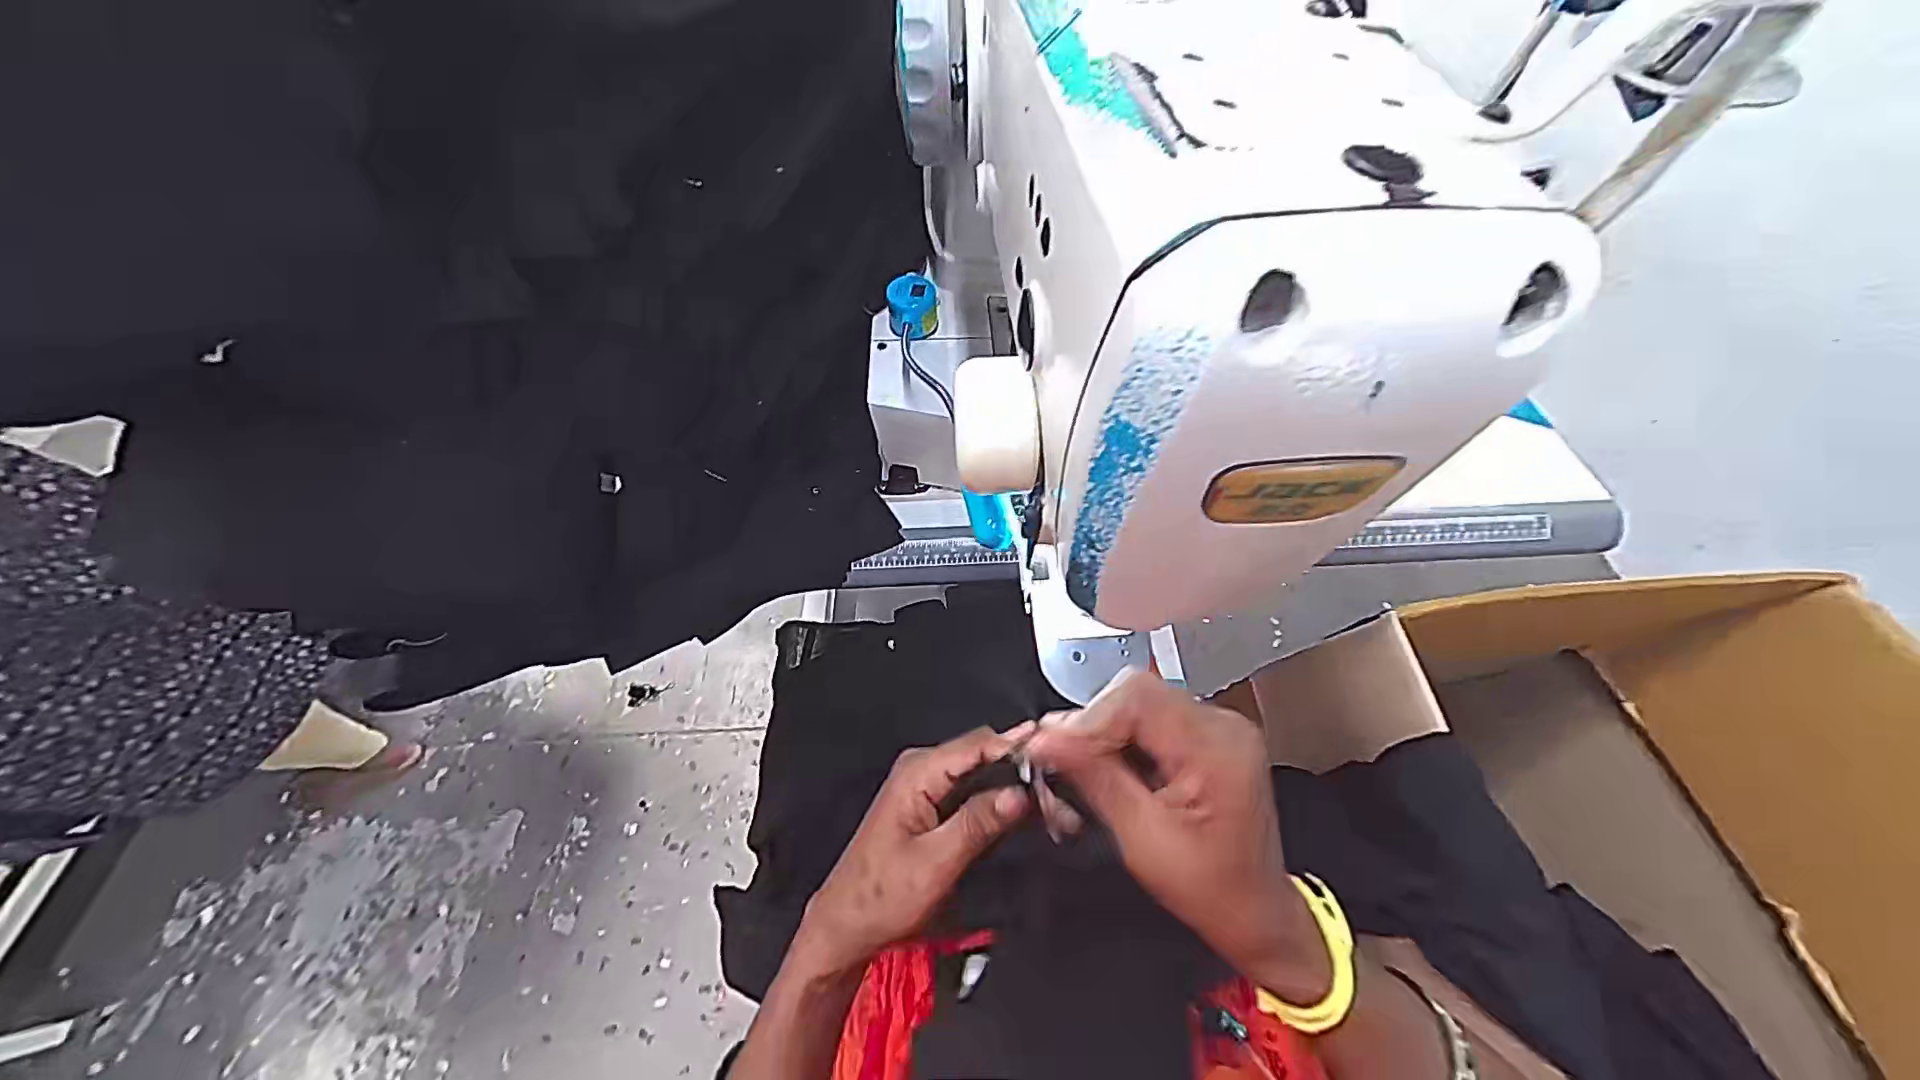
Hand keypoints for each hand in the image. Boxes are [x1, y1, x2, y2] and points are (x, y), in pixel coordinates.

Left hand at [797, 726, 1032, 973]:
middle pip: (982, 752)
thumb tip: (1017, 794)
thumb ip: (977, 824)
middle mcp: (919, 771)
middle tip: (1053, 794)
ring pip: (979, 771)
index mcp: (917, 774)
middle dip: (1019, 769)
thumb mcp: (935, 863)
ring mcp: (924, 786)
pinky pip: (970, 788)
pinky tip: (1015, 815)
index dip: (1018, 750)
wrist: (847, 924)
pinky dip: (995, 799)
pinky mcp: (930, 803)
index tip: (1052, 764)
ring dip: (1010, 786)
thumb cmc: (878, 897)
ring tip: (1043, 806)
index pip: (979, 743)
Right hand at [1024, 670, 1330, 1001]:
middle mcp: (1222, 727)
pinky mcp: (1204, 732)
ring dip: (1103, 731)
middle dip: (1092, 725)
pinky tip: (1115, 768)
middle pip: (1134, 692)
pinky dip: (1121, 737)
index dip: (1087, 719)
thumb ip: (1093, 778)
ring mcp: (1216, 726)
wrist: (1252, 910)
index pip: (1136, 697)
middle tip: (1064, 760)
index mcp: (1216, 749)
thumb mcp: (1142, 838)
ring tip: (1089, 770)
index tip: (1055, 747)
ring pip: (1136, 700)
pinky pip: (1149, 715)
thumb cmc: (1212, 888)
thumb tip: (1047, 740)